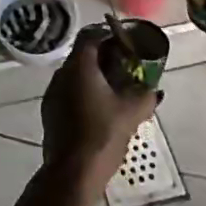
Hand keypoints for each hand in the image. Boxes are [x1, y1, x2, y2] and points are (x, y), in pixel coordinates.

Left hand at [40, 29, 159, 189]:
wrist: (72, 170)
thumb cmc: (102, 135)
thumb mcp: (131, 114)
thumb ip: (145, 95)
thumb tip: (155, 88)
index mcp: (79, 67)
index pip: (90, 37)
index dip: (109, 35)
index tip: (126, 42)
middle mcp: (62, 73)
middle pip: (82, 55)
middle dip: (104, 57)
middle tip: (126, 66)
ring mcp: (53, 91)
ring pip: (75, 73)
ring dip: (94, 75)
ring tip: (116, 88)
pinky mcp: (50, 109)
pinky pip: (68, 90)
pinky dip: (84, 91)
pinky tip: (99, 107)